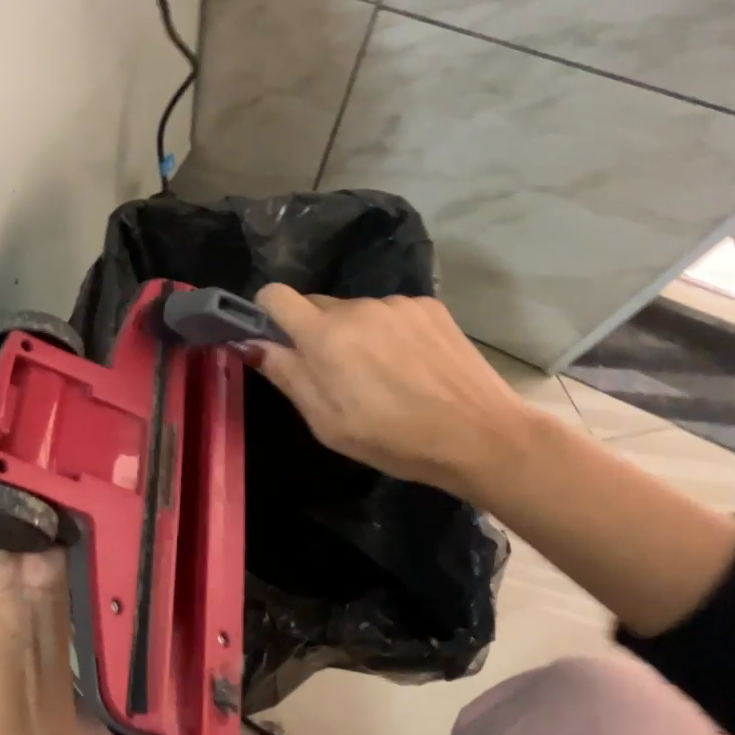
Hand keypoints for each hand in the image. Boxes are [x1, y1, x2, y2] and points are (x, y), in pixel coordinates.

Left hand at [0, 360, 67, 598]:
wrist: (15, 593)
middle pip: (4, 404)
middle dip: (11, 386)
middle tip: (24, 374)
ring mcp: (32, 460)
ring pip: (35, 418)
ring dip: (41, 403)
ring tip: (49, 388)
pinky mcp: (63, 475)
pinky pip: (64, 444)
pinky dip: (67, 431)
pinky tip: (71, 417)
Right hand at [250, 284, 540, 496]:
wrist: (483, 437)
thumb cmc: (395, 440)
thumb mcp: (326, 422)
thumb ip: (286, 375)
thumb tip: (250, 343)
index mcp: (324, 336)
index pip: (274, 294)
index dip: (266, 313)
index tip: (275, 340)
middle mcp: (357, 308)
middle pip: (315, 305)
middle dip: (313, 332)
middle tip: (334, 373)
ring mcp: (396, 304)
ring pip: (355, 311)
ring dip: (354, 333)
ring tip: (382, 374)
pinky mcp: (430, 307)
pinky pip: (390, 313)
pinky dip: (389, 332)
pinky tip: (411, 365)